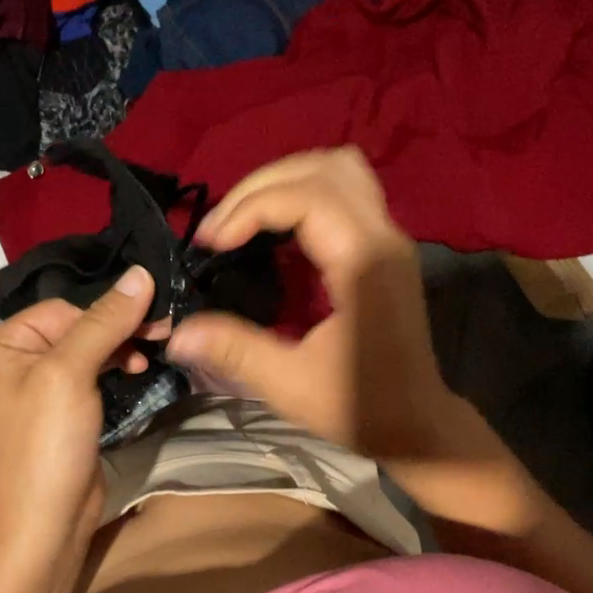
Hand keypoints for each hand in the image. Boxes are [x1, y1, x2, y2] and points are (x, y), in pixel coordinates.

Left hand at [0, 266, 156, 558]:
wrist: (47, 521)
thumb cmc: (47, 442)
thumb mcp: (71, 373)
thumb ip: (104, 322)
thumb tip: (142, 272)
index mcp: (1, 344)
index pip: (63, 307)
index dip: (106, 312)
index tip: (154, 318)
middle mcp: (13, 361)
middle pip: (76, 327)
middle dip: (117, 330)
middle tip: (162, 335)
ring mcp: (37, 390)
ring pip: (87, 351)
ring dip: (120, 350)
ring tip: (148, 360)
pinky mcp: (61, 413)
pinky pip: (90, 377)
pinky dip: (115, 371)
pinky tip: (136, 374)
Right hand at [166, 148, 453, 459]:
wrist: (415, 426)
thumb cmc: (358, 408)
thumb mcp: (288, 384)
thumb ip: (234, 350)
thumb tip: (177, 334)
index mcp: (364, 263)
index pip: (306, 196)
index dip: (250, 207)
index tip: (211, 243)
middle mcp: (383, 237)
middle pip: (325, 167)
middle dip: (262, 185)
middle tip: (220, 227)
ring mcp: (388, 240)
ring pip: (340, 172)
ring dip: (285, 183)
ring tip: (242, 220)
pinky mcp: (384, 252)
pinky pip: (345, 196)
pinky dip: (302, 199)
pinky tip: (270, 235)